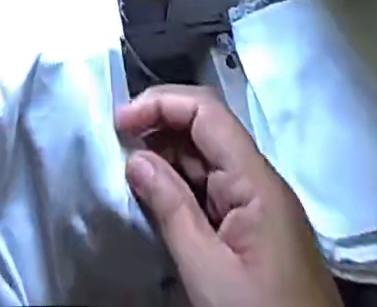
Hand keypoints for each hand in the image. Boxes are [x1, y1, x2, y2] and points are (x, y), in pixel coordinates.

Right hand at [116, 85, 341, 306]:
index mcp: (256, 178)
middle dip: (161, 124)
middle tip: (117, 142)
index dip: (163, 104)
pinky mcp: (252, 228)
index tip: (120, 120)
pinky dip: (181, 184)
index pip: (208, 112)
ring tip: (127, 166)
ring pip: (207, 158)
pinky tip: (155, 193)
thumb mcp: (208, 272)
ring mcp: (257, 203)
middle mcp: (259, 179)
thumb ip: (172, 210)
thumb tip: (136, 159)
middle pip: (208, 129)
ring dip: (167, 154)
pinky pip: (212, 189)